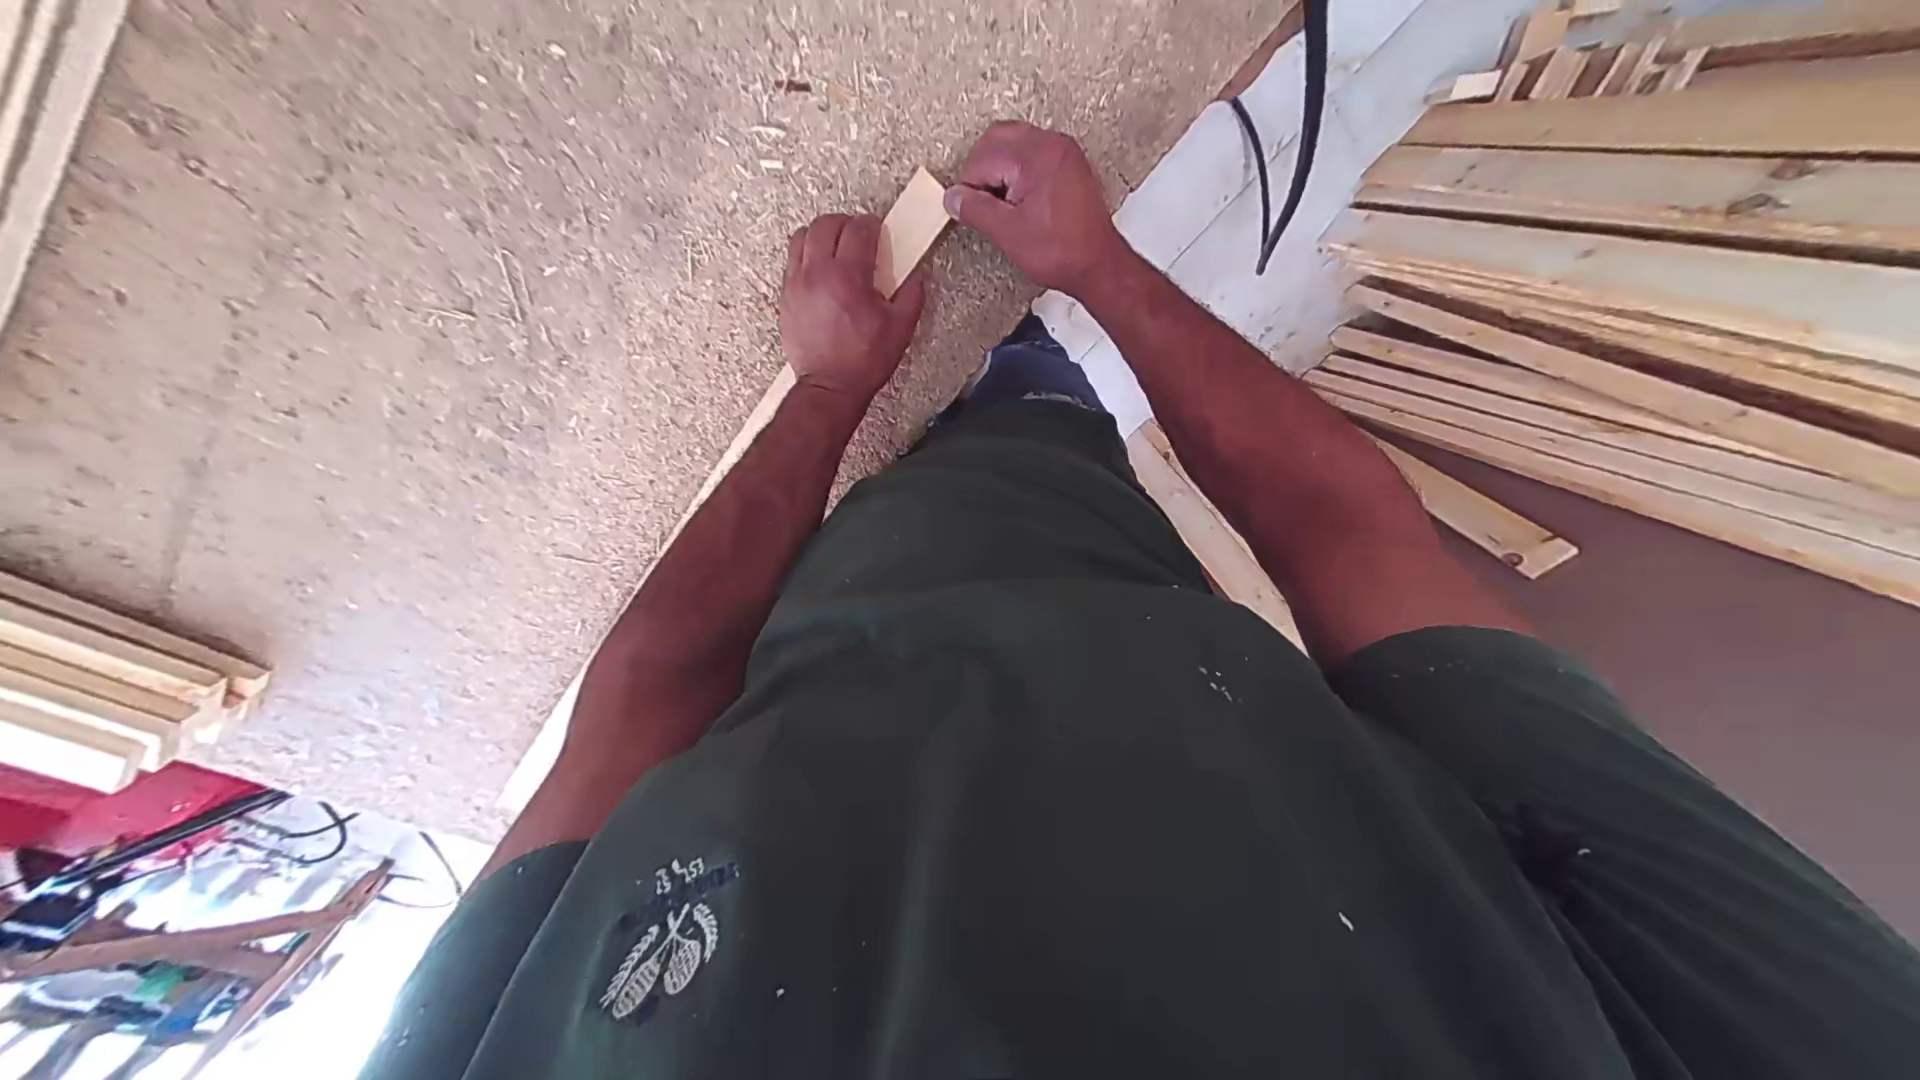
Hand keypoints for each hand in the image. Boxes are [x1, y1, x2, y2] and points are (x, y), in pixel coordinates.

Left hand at [779, 213, 927, 400]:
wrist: (830, 387)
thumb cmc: (862, 362)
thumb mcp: (900, 329)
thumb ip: (912, 295)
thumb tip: (918, 277)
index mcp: (848, 278)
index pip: (858, 229)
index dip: (871, 225)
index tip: (878, 231)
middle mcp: (818, 274)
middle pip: (826, 224)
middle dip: (846, 224)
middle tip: (858, 235)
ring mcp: (797, 284)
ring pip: (803, 237)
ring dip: (821, 235)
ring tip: (836, 248)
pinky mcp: (786, 298)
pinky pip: (792, 261)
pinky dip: (807, 257)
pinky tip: (821, 271)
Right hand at [943, 121, 1130, 296]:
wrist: (1097, 266)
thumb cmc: (1062, 252)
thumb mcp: (1008, 233)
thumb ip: (975, 210)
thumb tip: (953, 198)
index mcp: (1035, 156)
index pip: (983, 157)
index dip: (968, 186)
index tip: (965, 210)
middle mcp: (1052, 145)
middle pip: (997, 139)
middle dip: (980, 170)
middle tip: (976, 203)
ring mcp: (1063, 153)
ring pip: (1014, 144)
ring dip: (997, 170)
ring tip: (996, 205)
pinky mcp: (1068, 167)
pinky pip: (1032, 155)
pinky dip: (1016, 172)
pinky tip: (1015, 201)